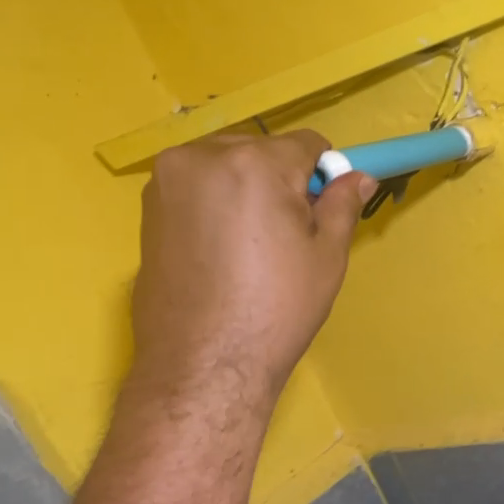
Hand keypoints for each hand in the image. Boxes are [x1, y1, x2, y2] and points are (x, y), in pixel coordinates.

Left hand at [132, 130, 374, 400]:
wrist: (206, 359)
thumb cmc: (278, 307)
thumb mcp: (326, 255)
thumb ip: (341, 205)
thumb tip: (356, 177)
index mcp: (254, 164)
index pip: (306, 144)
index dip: (325, 174)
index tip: (326, 210)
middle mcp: (203, 157)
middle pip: (261, 149)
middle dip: (281, 178)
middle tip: (290, 233)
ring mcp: (167, 180)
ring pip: (226, 165)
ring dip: (247, 188)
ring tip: (254, 245)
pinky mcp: (148, 207)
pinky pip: (197, 187)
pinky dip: (218, 204)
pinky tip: (225, 251)